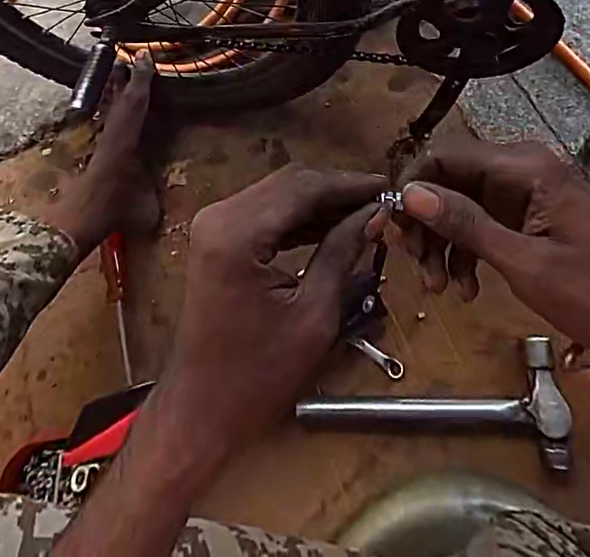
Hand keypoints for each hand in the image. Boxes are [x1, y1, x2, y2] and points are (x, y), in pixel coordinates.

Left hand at [44, 56, 161, 250]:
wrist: (81, 220)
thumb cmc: (115, 209)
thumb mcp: (146, 207)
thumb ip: (157, 201)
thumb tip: (166, 207)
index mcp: (126, 138)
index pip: (135, 101)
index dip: (141, 78)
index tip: (145, 56)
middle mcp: (113, 135)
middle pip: (118, 99)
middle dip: (124, 76)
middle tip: (129, 55)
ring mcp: (103, 144)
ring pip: (110, 110)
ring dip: (115, 91)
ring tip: (119, 72)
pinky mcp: (98, 155)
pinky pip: (108, 125)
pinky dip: (112, 111)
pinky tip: (114, 110)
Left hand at [150, 165, 383, 462]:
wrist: (201, 407)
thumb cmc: (258, 374)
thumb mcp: (314, 313)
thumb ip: (342, 252)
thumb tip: (375, 213)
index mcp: (238, 233)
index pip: (303, 187)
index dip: (349, 184)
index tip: (387, 186)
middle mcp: (220, 215)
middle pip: (290, 182)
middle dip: (336, 189)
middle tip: (379, 200)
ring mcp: (214, 223)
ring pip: (279, 193)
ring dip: (320, 201)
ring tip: (364, 213)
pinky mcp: (217, 235)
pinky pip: (266, 212)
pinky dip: (300, 216)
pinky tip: (333, 226)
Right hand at [392, 138, 589, 354]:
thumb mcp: (524, 262)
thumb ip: (466, 224)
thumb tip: (410, 194)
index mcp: (525, 167)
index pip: (447, 155)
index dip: (413, 185)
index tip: (393, 224)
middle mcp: (520, 169)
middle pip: (449, 180)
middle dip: (426, 221)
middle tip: (412, 261)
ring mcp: (522, 193)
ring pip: (458, 204)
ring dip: (441, 242)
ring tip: (438, 286)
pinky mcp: (523, 217)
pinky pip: (477, 223)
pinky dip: (463, 252)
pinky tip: (464, 287)